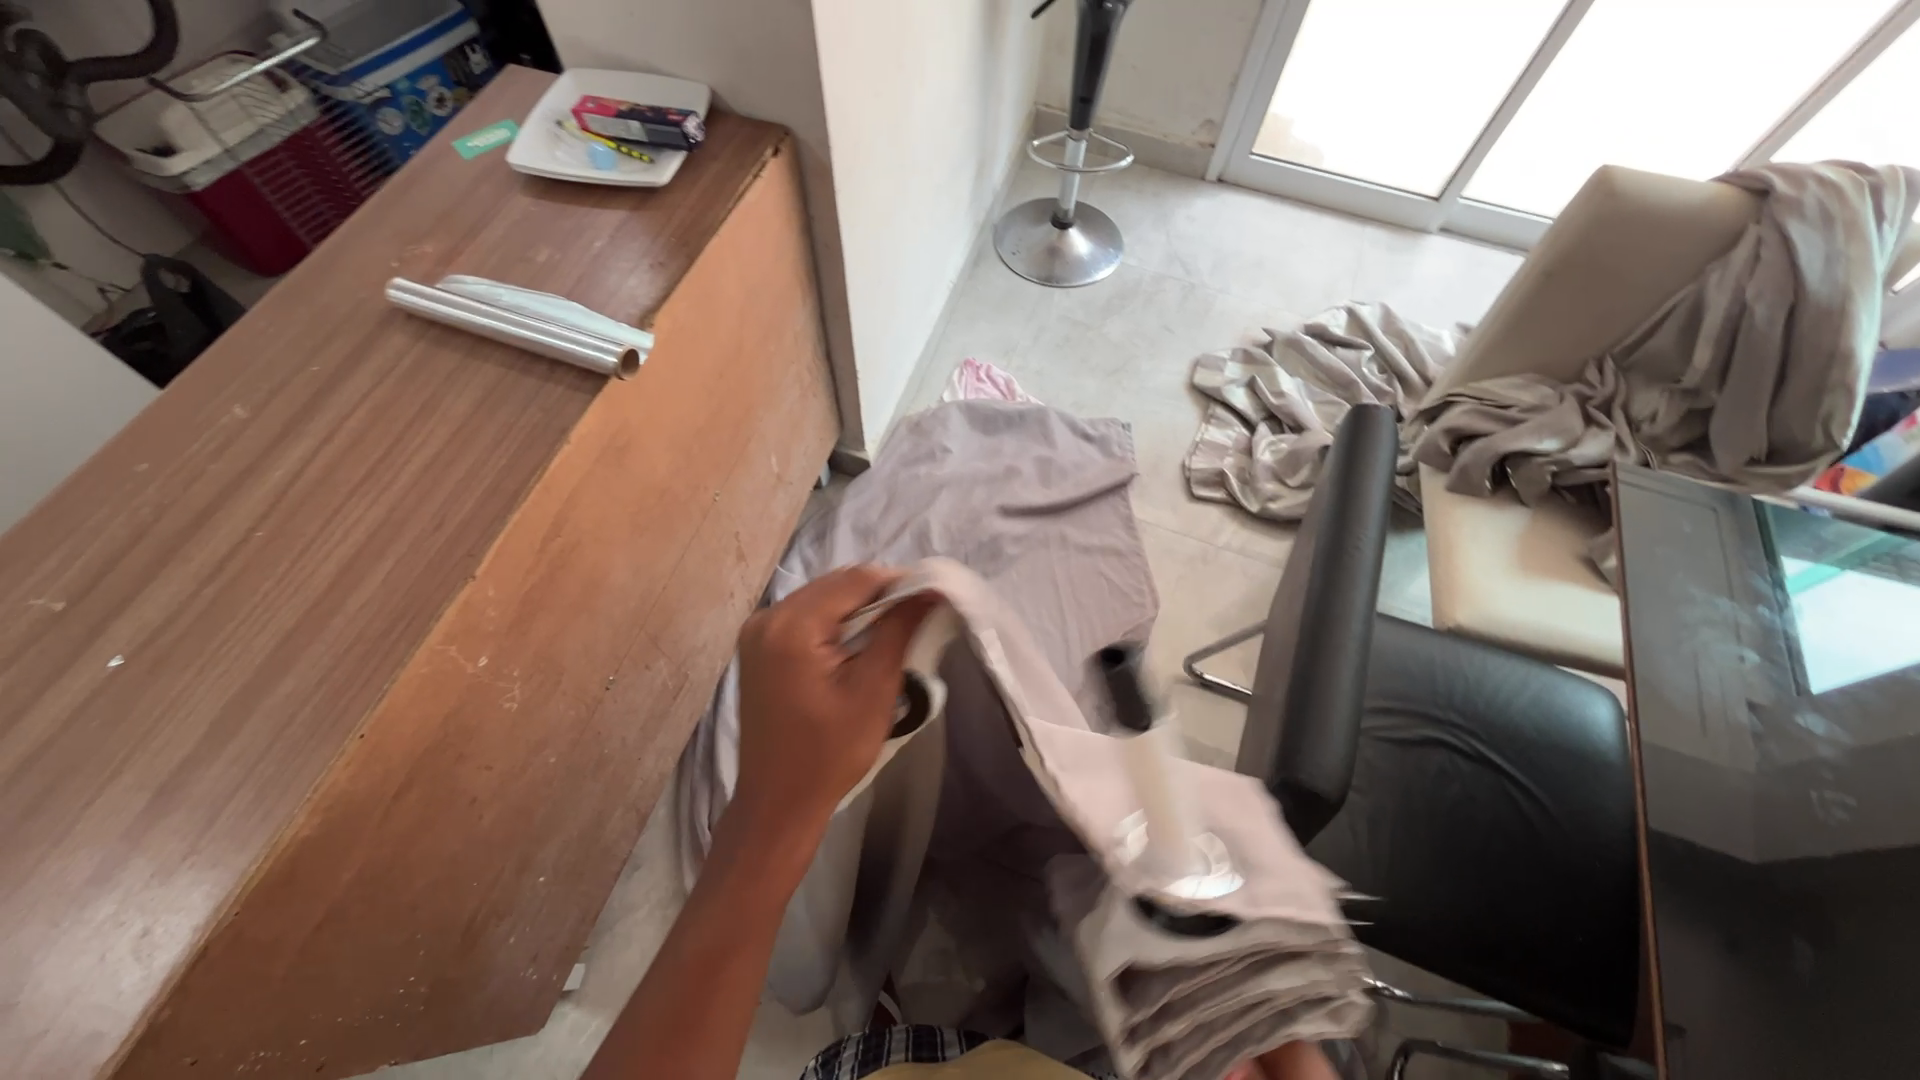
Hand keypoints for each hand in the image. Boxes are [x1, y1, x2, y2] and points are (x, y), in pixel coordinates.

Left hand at [733, 564, 936, 831]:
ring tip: (892, 631)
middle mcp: (766, 618)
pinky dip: (834, 622)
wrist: (779, 801)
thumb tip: (929, 590)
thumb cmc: (830, 753)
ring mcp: (756, 631)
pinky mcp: (757, 646)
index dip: (898, 582)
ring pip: (820, 597)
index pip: (855, 580)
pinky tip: (857, 644)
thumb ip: (899, 630)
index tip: (932, 596)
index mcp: (791, 626)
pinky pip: (804, 616)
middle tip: (917, 615)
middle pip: (835, 584)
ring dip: (857, 608)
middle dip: (878, 595)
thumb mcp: (874, 690)